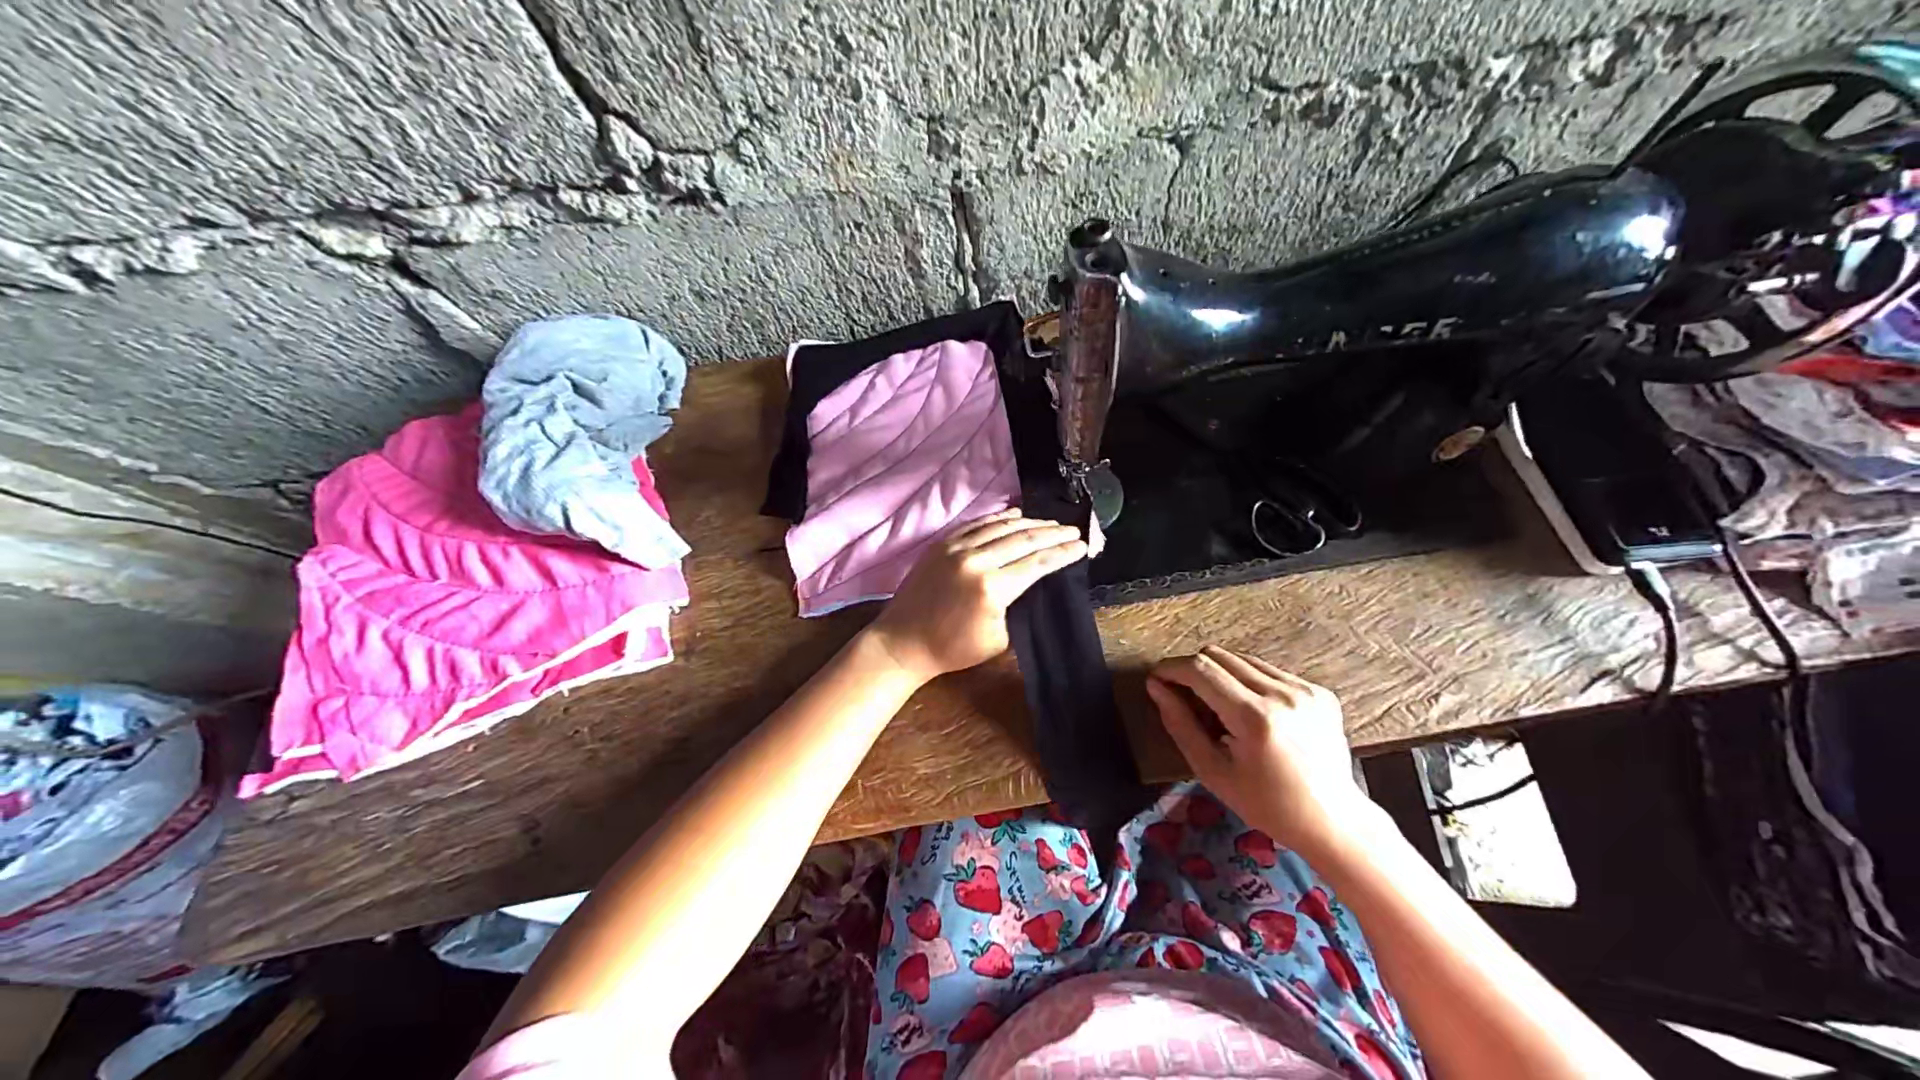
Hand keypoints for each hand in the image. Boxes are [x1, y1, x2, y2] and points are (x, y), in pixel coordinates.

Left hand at [866, 509, 1087, 683]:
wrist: (904, 642)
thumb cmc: (953, 649)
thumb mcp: (998, 638)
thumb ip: (1017, 607)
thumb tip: (1032, 584)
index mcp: (993, 588)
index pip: (1038, 563)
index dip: (1064, 553)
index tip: (1082, 546)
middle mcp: (976, 560)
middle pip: (1024, 539)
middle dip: (1053, 533)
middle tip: (1074, 530)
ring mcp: (956, 548)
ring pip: (1001, 527)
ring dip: (1030, 523)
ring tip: (1050, 523)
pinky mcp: (941, 544)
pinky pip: (977, 524)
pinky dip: (999, 518)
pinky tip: (1015, 515)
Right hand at [1147, 646, 1381, 859]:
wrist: (1332, 820)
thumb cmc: (1266, 804)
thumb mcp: (1212, 771)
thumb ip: (1180, 724)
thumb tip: (1156, 686)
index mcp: (1254, 718)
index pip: (1200, 670)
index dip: (1171, 668)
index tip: (1156, 678)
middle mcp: (1282, 694)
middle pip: (1219, 656)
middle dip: (1192, 669)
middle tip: (1182, 693)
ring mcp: (1305, 690)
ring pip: (1243, 659)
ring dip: (1220, 674)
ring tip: (1218, 707)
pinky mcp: (1319, 691)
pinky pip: (1269, 671)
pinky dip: (1249, 682)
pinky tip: (1252, 712)